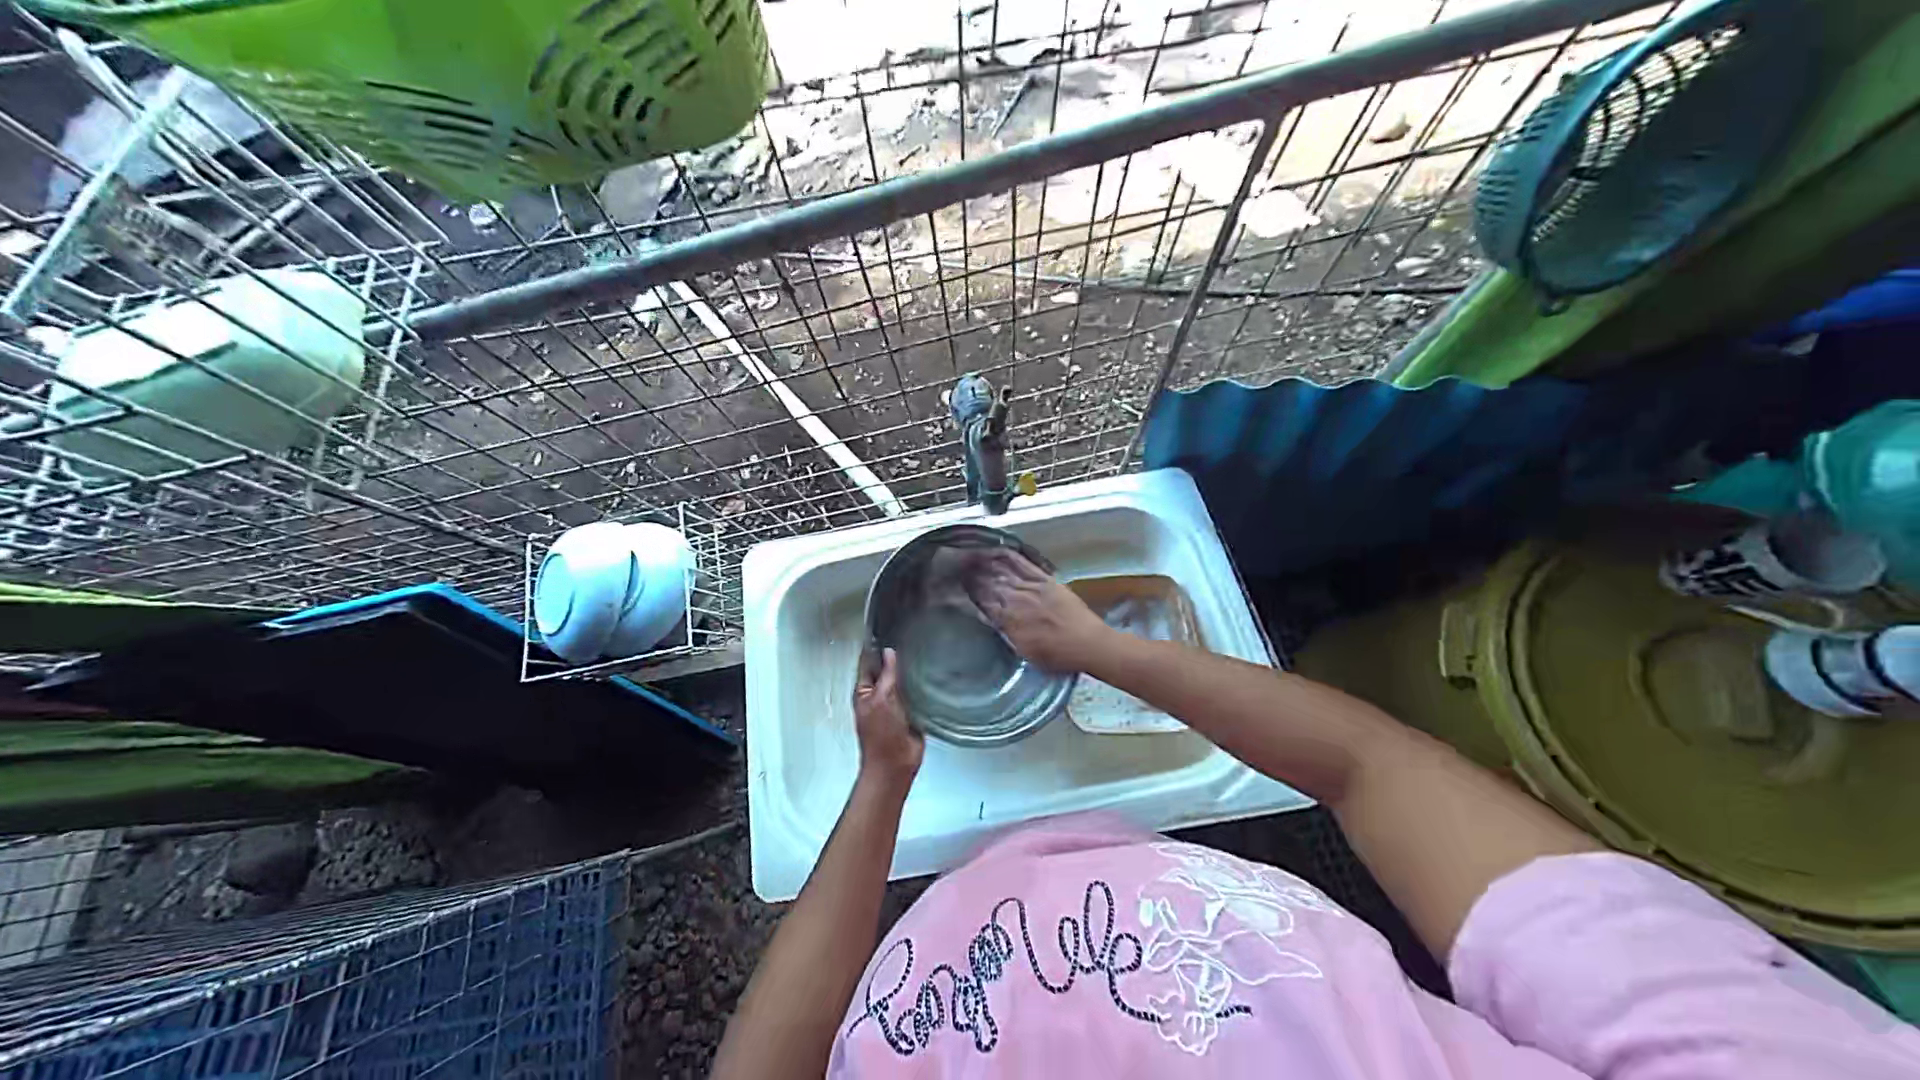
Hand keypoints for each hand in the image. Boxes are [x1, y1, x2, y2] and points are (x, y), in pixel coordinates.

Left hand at [854, 647, 922, 786]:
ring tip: (922, 650)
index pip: (868, 661)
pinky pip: (916, 694)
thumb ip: (886, 675)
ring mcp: (895, 703)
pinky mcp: (911, 712)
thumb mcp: (881, 699)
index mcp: (864, 690)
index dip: (875, 646)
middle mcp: (878, 695)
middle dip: (895, 657)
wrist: (895, 764)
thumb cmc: (880, 737)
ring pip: (902, 681)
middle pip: (887, 670)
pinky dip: (921, 686)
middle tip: (909, 636)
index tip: (885, 628)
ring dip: (910, 671)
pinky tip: (931, 674)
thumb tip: (889, 653)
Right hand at [963, 550, 1114, 673]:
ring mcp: (1033, 587)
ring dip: (986, 562)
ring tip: (972, 555)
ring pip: (1004, 571)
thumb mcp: (1024, 651)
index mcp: (1010, 619)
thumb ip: (1006, 632)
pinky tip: (999, 550)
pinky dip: (1010, 556)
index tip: (958, 583)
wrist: (1088, 643)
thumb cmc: (1057, 655)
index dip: (969, 591)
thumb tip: (989, 617)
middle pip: (990, 583)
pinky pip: (1025, 564)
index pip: (983, 601)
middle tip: (958, 564)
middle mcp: (1018, 599)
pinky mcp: (1047, 580)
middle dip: (973, 574)